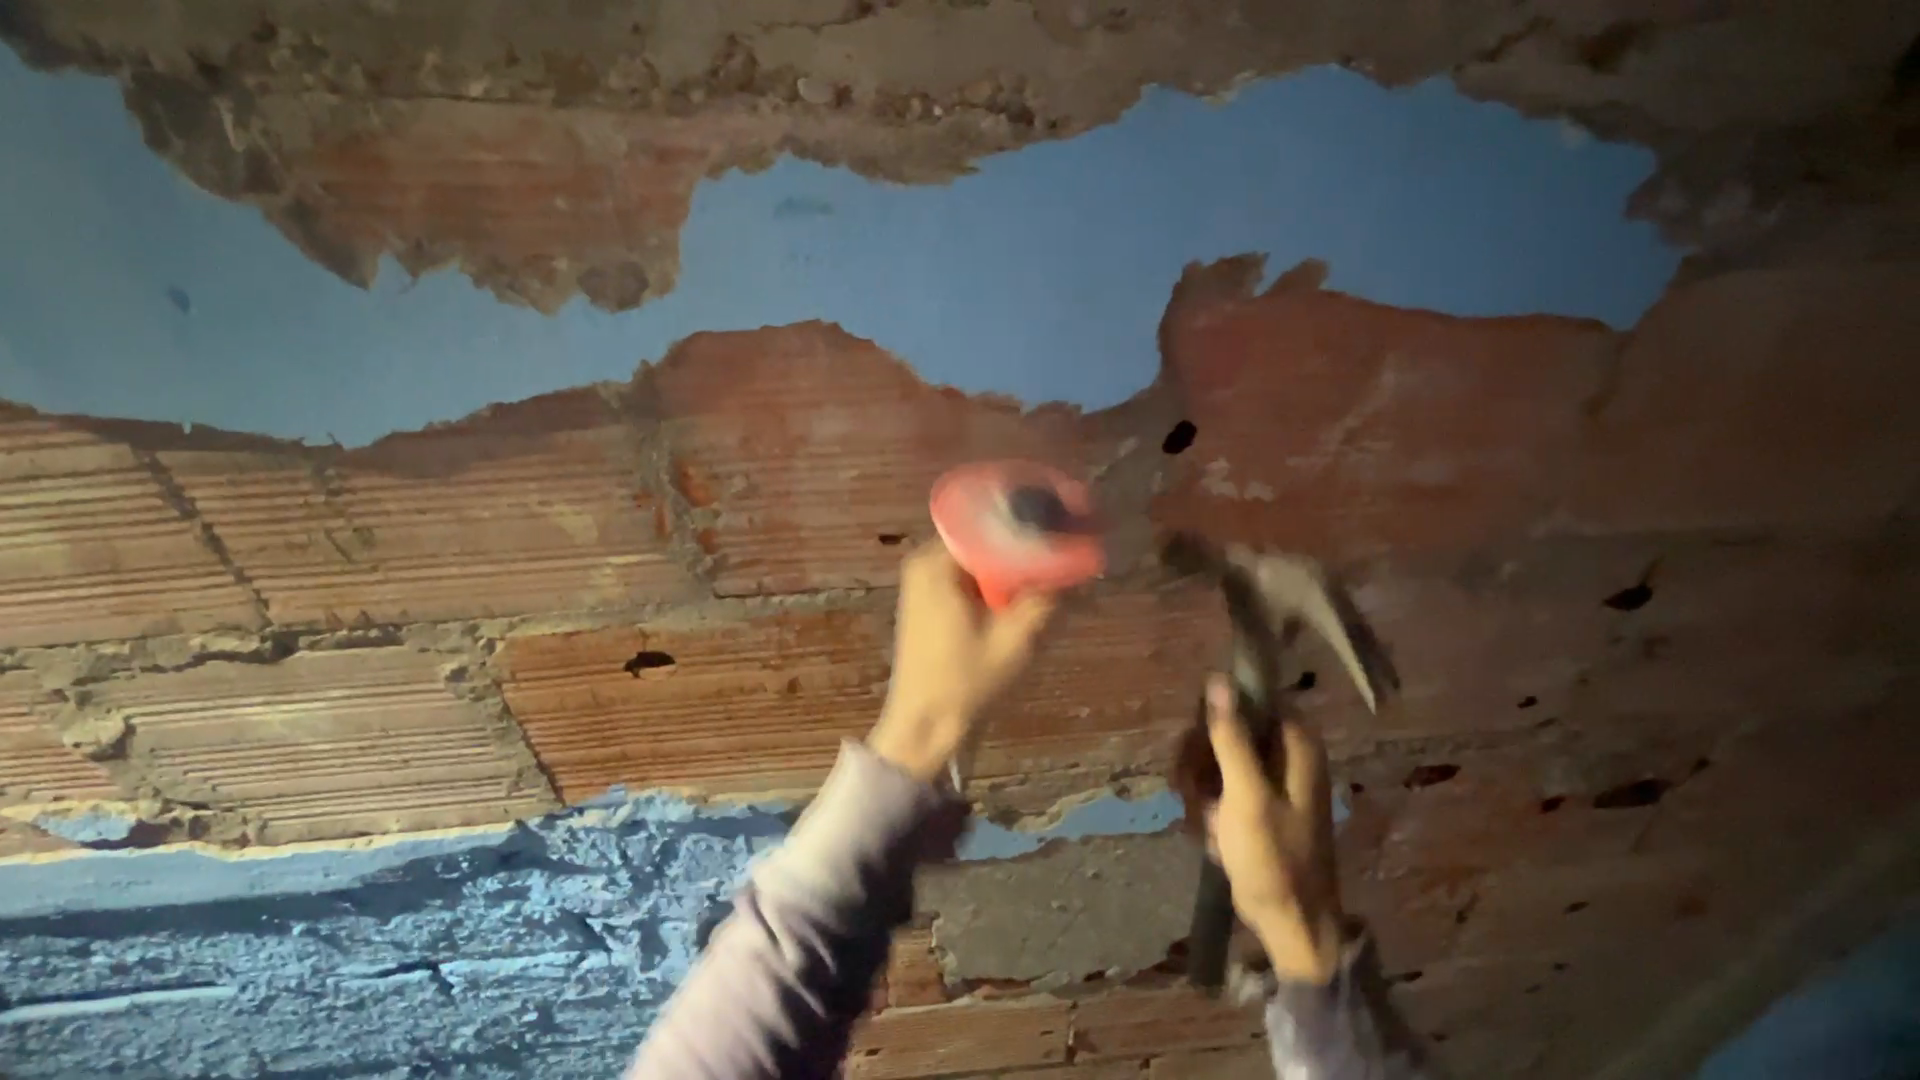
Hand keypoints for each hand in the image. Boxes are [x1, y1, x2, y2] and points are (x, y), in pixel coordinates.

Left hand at [866, 543, 1057, 782]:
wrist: (923, 726)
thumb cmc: (965, 682)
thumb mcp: (1016, 639)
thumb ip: (1047, 597)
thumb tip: (1080, 567)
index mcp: (937, 563)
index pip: (990, 521)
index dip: (1030, 520)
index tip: (1066, 521)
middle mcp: (925, 562)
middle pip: (985, 537)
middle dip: (1026, 543)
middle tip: (1067, 545)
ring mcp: (924, 582)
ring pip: (980, 558)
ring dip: (1014, 564)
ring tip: (1055, 568)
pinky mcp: (930, 602)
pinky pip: (970, 577)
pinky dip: (998, 583)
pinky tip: (1027, 593)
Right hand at [1201, 674, 1345, 983]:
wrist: (1290, 923)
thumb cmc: (1274, 857)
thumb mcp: (1246, 794)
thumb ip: (1231, 736)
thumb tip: (1218, 679)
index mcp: (1296, 745)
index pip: (1251, 699)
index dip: (1218, 714)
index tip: (1198, 742)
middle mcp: (1285, 755)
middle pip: (1226, 728)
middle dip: (1201, 759)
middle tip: (1192, 787)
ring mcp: (1269, 782)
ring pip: (1216, 758)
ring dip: (1200, 787)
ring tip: (1203, 818)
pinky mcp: (1254, 805)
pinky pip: (1219, 787)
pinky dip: (1209, 807)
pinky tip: (1210, 832)